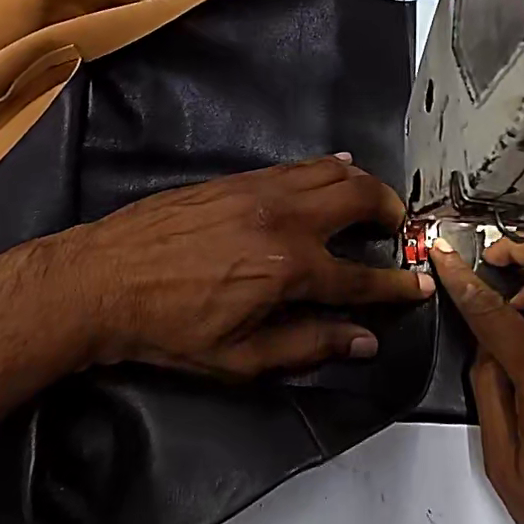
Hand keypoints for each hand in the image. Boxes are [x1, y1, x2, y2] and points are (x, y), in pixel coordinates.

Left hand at [41, 155, 433, 376]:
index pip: (360, 278)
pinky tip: (336, 169)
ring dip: (363, 183)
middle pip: (358, 199)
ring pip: (332, 171)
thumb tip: (364, 340)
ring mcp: (261, 191)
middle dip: (390, 211)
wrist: (101, 279)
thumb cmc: (169, 328)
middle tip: (398, 228)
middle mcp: (285, 219)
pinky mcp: (239, 178)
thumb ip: (308, 344)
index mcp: (289, 269)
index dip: (397, 285)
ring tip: (373, 199)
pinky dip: (327, 167)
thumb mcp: (239, 358)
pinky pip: (298, 165)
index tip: (421, 285)